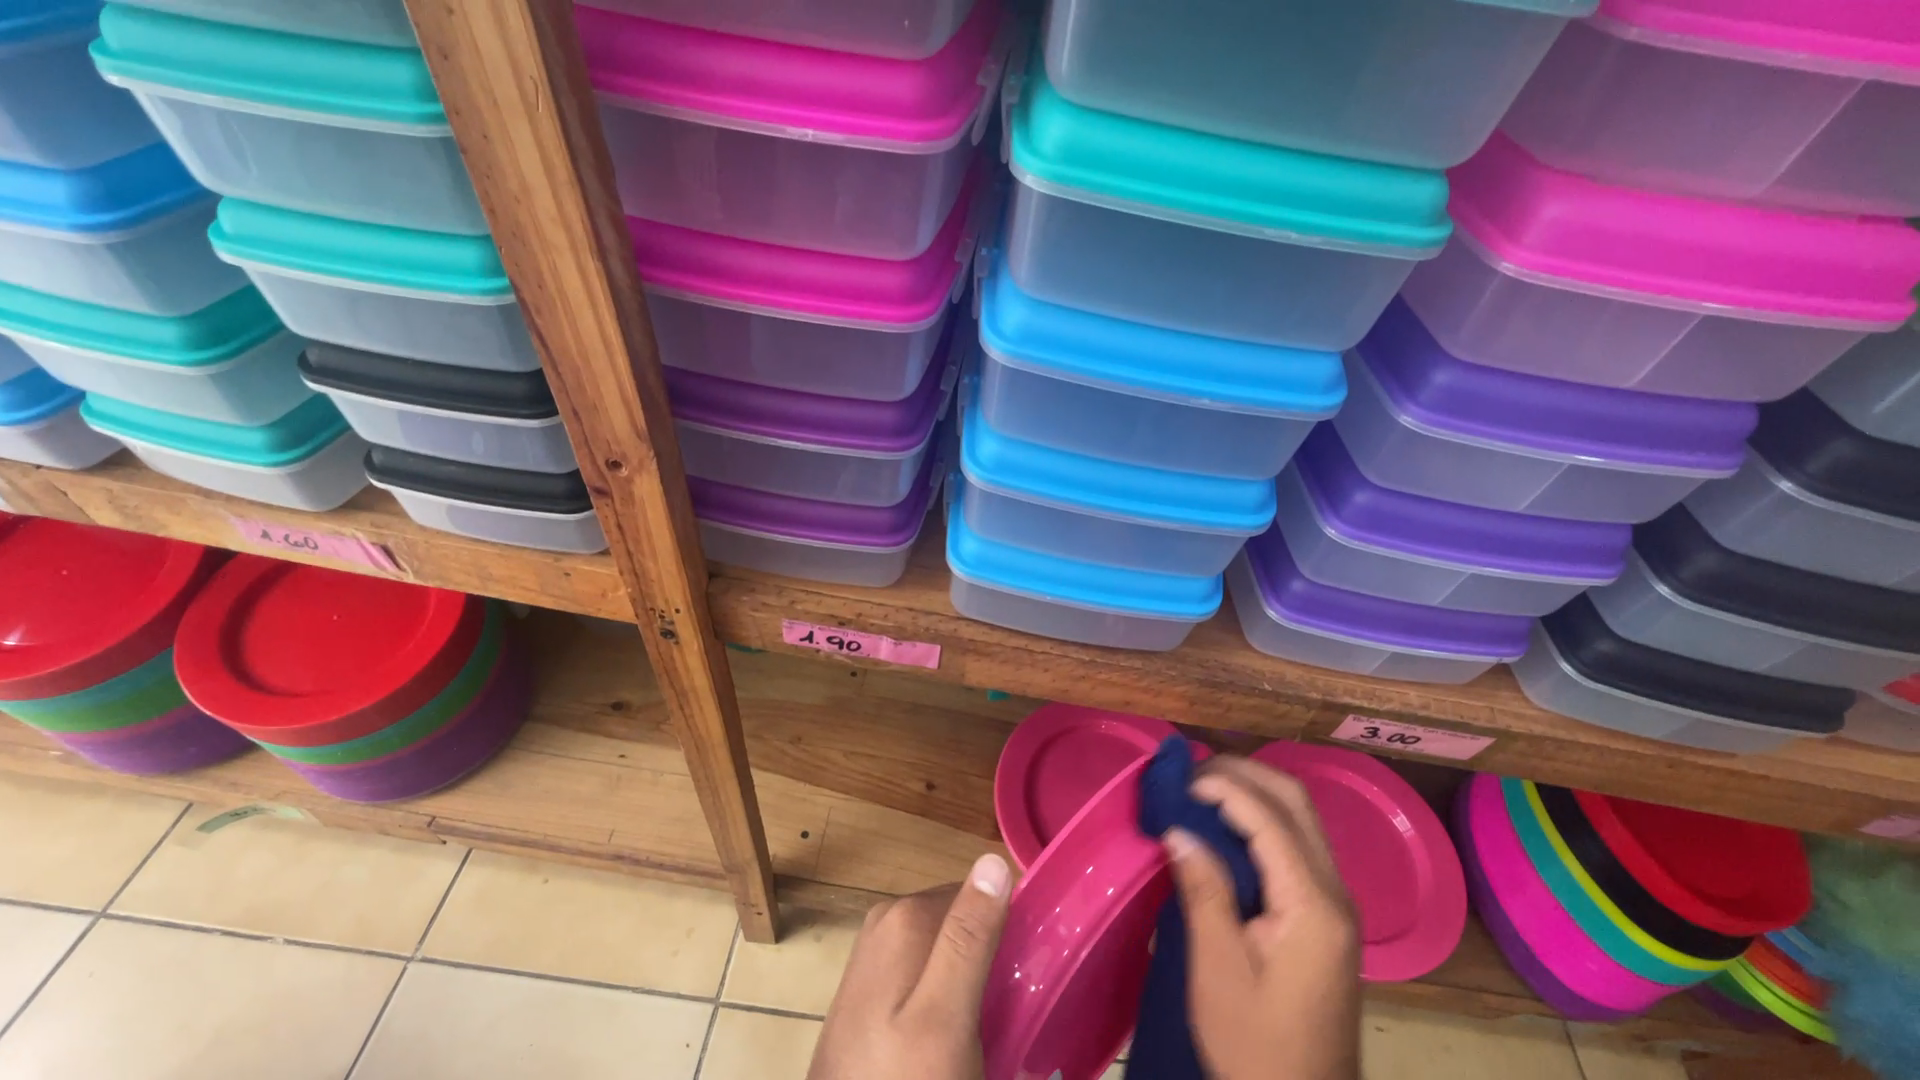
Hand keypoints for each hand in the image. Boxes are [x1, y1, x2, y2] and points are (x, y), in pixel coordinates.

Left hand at [808, 854, 1012, 1079]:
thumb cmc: (901, 1078)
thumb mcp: (946, 1015)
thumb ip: (969, 938)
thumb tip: (994, 858)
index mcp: (906, 915)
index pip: (980, 891)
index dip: (1010, 928)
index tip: (1027, 972)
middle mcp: (887, 918)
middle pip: (964, 917)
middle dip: (990, 952)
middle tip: (1008, 1005)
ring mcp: (877, 950)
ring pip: (948, 945)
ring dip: (971, 976)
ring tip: (986, 1023)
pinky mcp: (874, 982)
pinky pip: (928, 969)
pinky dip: (948, 992)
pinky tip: (956, 1031)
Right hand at [1168, 757, 1361, 1079]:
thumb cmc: (1255, 1045)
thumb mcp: (1219, 972)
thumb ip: (1204, 893)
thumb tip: (1178, 829)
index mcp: (1313, 905)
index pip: (1271, 817)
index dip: (1223, 787)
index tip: (1176, 781)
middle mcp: (1335, 892)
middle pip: (1295, 803)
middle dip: (1243, 774)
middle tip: (1187, 773)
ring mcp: (1335, 903)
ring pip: (1300, 819)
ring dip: (1252, 792)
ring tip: (1199, 790)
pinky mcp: (1325, 915)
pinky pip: (1296, 845)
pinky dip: (1259, 820)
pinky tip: (1223, 828)